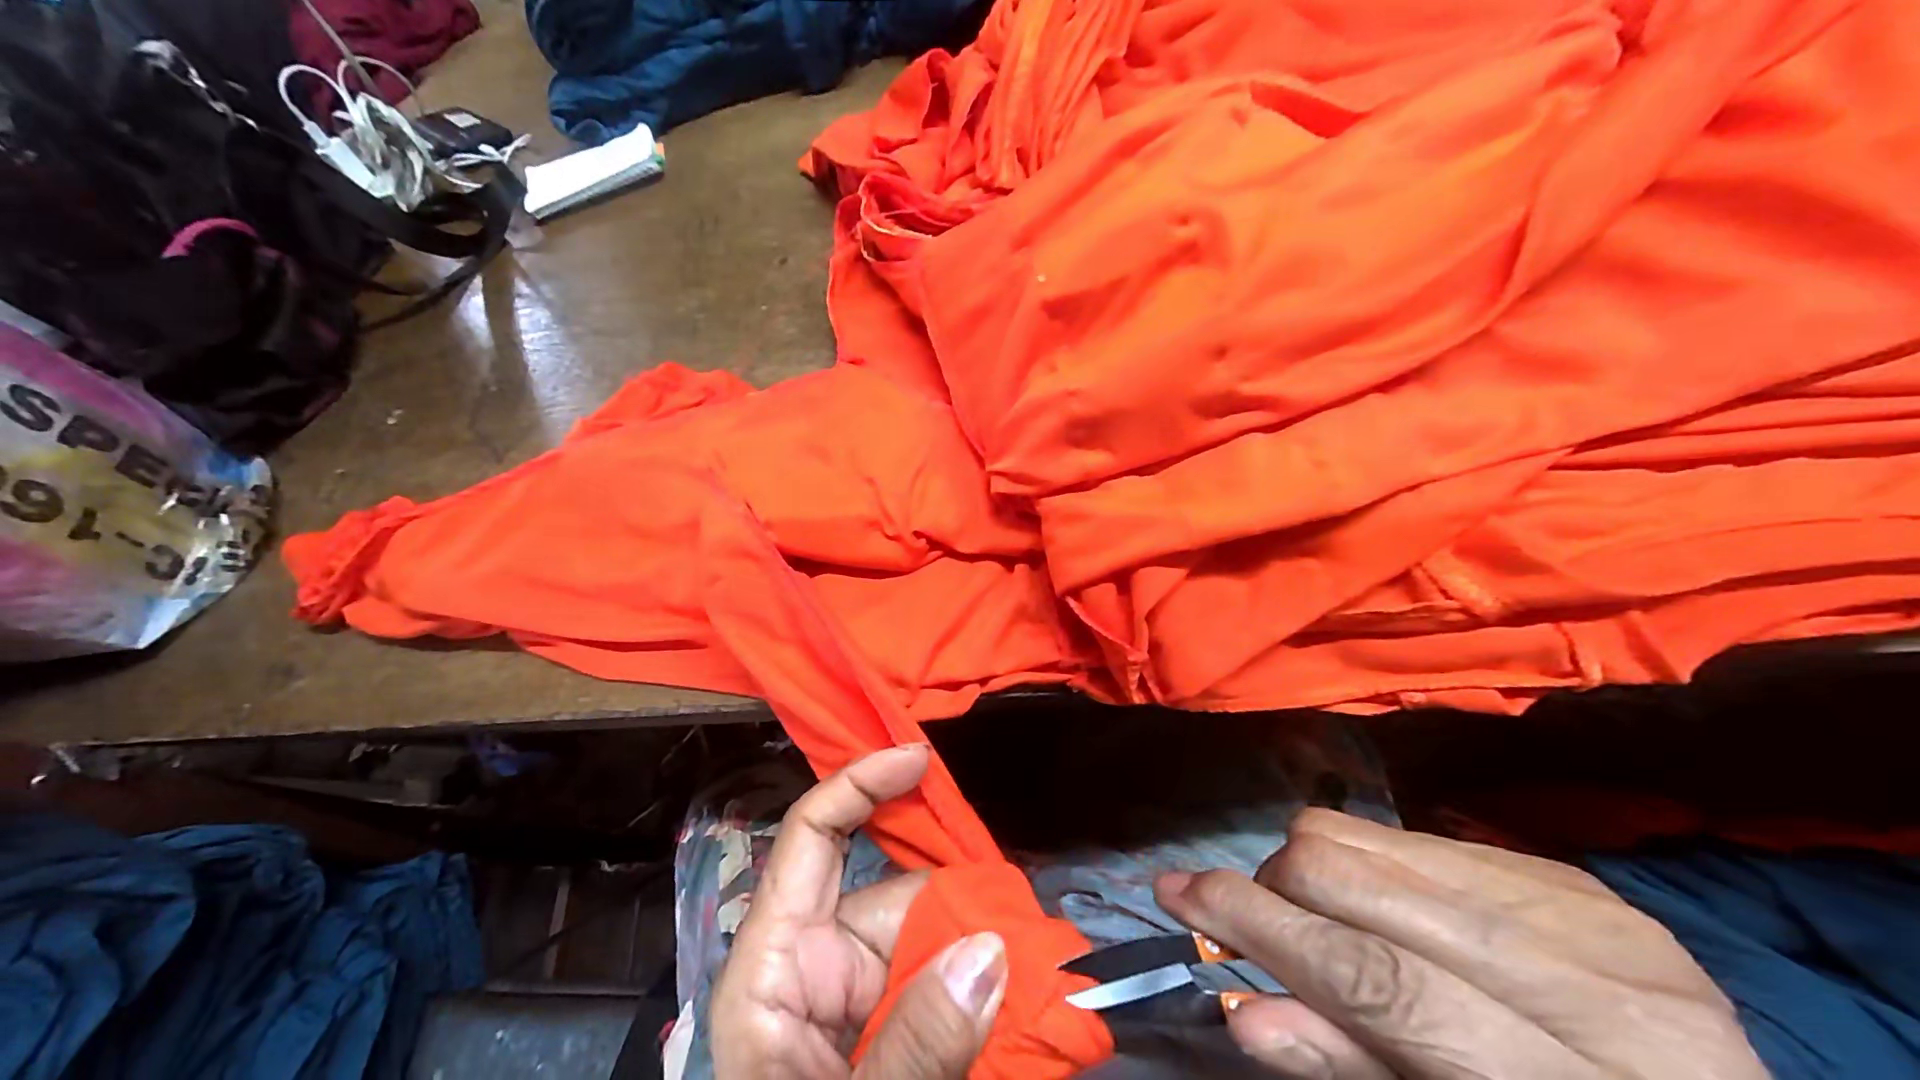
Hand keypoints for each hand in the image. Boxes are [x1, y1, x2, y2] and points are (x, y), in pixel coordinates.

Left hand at [711, 744, 1007, 1078]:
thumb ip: (915, 1045)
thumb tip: (990, 952)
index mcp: (776, 965)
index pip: (811, 840)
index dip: (860, 785)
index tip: (919, 758)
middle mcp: (817, 966)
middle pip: (897, 899)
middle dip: (964, 903)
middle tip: (1037, 930)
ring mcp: (857, 999)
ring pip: (933, 946)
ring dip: (990, 959)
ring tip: (1053, 983)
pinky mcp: (891, 1032)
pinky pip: (947, 992)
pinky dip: (988, 997)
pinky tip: (1036, 1011)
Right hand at [1156, 809, 1767, 1079]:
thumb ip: (1351, 1070)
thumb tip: (1238, 1006)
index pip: (1377, 978)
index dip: (1263, 928)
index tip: (1174, 891)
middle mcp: (1592, 977)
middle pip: (1359, 875)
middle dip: (1276, 887)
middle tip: (1260, 922)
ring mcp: (1589, 910)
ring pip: (1375, 837)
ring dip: (1314, 870)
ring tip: (1321, 916)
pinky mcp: (1574, 876)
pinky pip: (1417, 836)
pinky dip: (1372, 869)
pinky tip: (1391, 912)